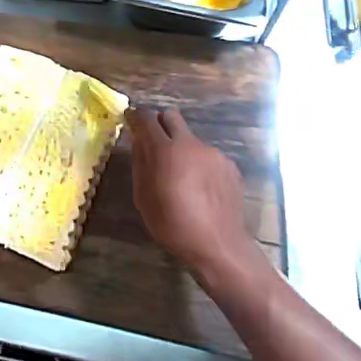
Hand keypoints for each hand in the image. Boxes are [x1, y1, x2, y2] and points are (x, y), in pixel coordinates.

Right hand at [128, 106, 257, 278]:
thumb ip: (140, 163)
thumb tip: (139, 140)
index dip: (136, 117)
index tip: (131, 121)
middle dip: (160, 124)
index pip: (147, 118)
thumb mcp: (143, 197)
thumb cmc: (173, 224)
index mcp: (166, 150)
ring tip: (183, 180)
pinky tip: (202, 190)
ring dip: (182, 150)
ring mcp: (214, 153)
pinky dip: (200, 165)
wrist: (218, 244)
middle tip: (155, 145)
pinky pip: (208, 157)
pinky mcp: (230, 165)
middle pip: (172, 116)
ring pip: (191, 140)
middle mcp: (191, 144)